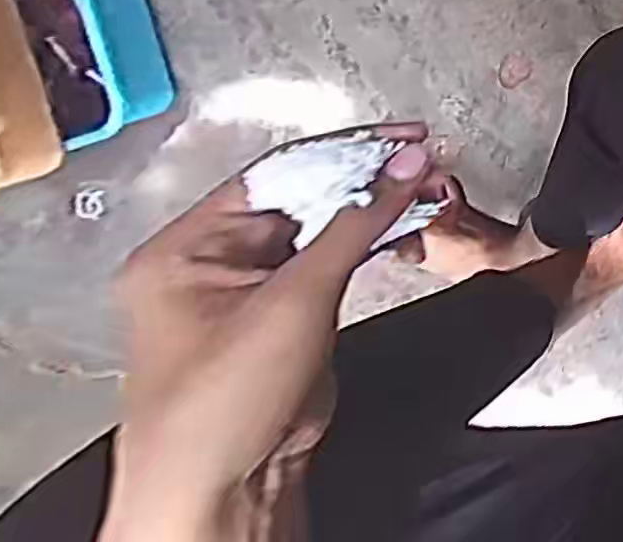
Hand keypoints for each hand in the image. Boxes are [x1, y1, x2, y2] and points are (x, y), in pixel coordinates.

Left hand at [99, 123, 441, 541]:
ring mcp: (262, 277)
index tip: (408, 137)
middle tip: (430, 165)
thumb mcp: (298, 297)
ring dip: (385, 206)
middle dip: (375, 178)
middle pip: (312, 191)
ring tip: (433, 192)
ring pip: (335, 219)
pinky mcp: (298, 297)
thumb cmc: (228, 398)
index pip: (281, 171)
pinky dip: (381, 236)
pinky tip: (412, 230)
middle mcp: (221, 254)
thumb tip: (409, 160)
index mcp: (189, 246)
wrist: (230, 485)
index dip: (350, 148)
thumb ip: (359, 220)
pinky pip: (345, 248)